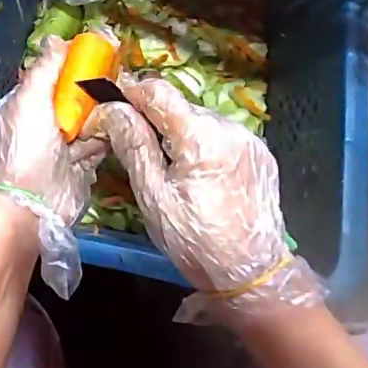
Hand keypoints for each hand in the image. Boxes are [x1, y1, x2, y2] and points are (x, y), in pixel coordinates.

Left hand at [0, 36, 104, 295]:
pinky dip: (110, 135)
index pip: (54, 73)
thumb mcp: (29, 100)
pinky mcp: (84, 162)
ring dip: (107, 110)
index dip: (75, 60)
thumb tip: (56, 38)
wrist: (32, 204)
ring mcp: (66, 142)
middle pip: (77, 94)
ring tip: (125, 98)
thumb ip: (44, 69)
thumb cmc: (26, 148)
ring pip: (93, 117)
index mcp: (29, 101)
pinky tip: (124, 125)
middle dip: (97, 85)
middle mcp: (47, 119)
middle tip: (122, 72)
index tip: (103, 47)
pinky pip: (102, 142)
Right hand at [88, 72, 323, 316]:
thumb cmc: (194, 240)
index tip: (108, 102)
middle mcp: (229, 128)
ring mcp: (249, 139)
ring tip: (165, 164)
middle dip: (151, 118)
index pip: (158, 92)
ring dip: (175, 132)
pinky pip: (218, 134)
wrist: (252, 274)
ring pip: (198, 119)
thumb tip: (111, 109)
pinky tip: (193, 172)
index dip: (129, 92)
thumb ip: (133, 146)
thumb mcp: (153, 196)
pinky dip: (199, 143)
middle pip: (178, 105)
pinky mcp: (259, 152)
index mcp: (201, 137)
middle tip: (129, 141)